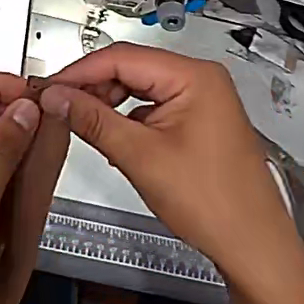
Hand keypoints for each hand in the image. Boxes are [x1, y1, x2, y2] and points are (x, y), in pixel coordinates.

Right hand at [39, 44, 303, 291]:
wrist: (252, 245)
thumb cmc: (215, 204)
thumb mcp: (140, 156)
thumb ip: (93, 120)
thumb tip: (59, 97)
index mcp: (194, 77)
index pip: (121, 58)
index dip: (79, 72)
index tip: (50, 87)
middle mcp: (201, 80)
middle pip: (130, 68)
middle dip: (92, 86)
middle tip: (59, 105)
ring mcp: (201, 98)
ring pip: (139, 87)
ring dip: (107, 103)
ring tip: (80, 122)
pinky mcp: (197, 118)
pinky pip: (151, 105)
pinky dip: (126, 117)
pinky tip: (110, 136)